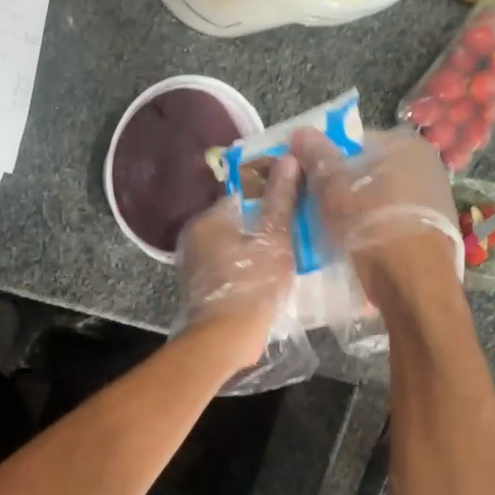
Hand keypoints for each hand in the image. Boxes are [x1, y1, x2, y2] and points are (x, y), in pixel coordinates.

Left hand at [172, 155, 300, 368]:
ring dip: (259, 248)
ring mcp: (196, 267)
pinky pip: (232, 269)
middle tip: (300, 229)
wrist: (225, 338)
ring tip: (293, 251)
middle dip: (266, 224)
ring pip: (236, 247)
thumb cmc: (251, 283)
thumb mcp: (274, 237)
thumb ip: (282, 198)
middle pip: (239, 222)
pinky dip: (249, 269)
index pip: (244, 195)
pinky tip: (273, 275)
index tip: (297, 203)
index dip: (272, 195)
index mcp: (206, 220)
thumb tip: (289, 157)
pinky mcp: (204, 290)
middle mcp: (194, 239)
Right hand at [290, 127, 461, 296]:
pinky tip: (355, 243)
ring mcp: (431, 197)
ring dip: (353, 208)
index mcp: (405, 145)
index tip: (303, 178)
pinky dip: (370, 225)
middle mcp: (424, 165)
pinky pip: (389, 218)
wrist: (413, 283)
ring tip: (330, 229)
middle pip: (366, 169)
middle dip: (338, 185)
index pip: (352, 141)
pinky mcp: (431, 228)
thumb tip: (300, 131)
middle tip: (311, 207)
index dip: (323, 157)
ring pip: (377, 196)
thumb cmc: (372, 226)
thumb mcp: (335, 189)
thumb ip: (318, 157)